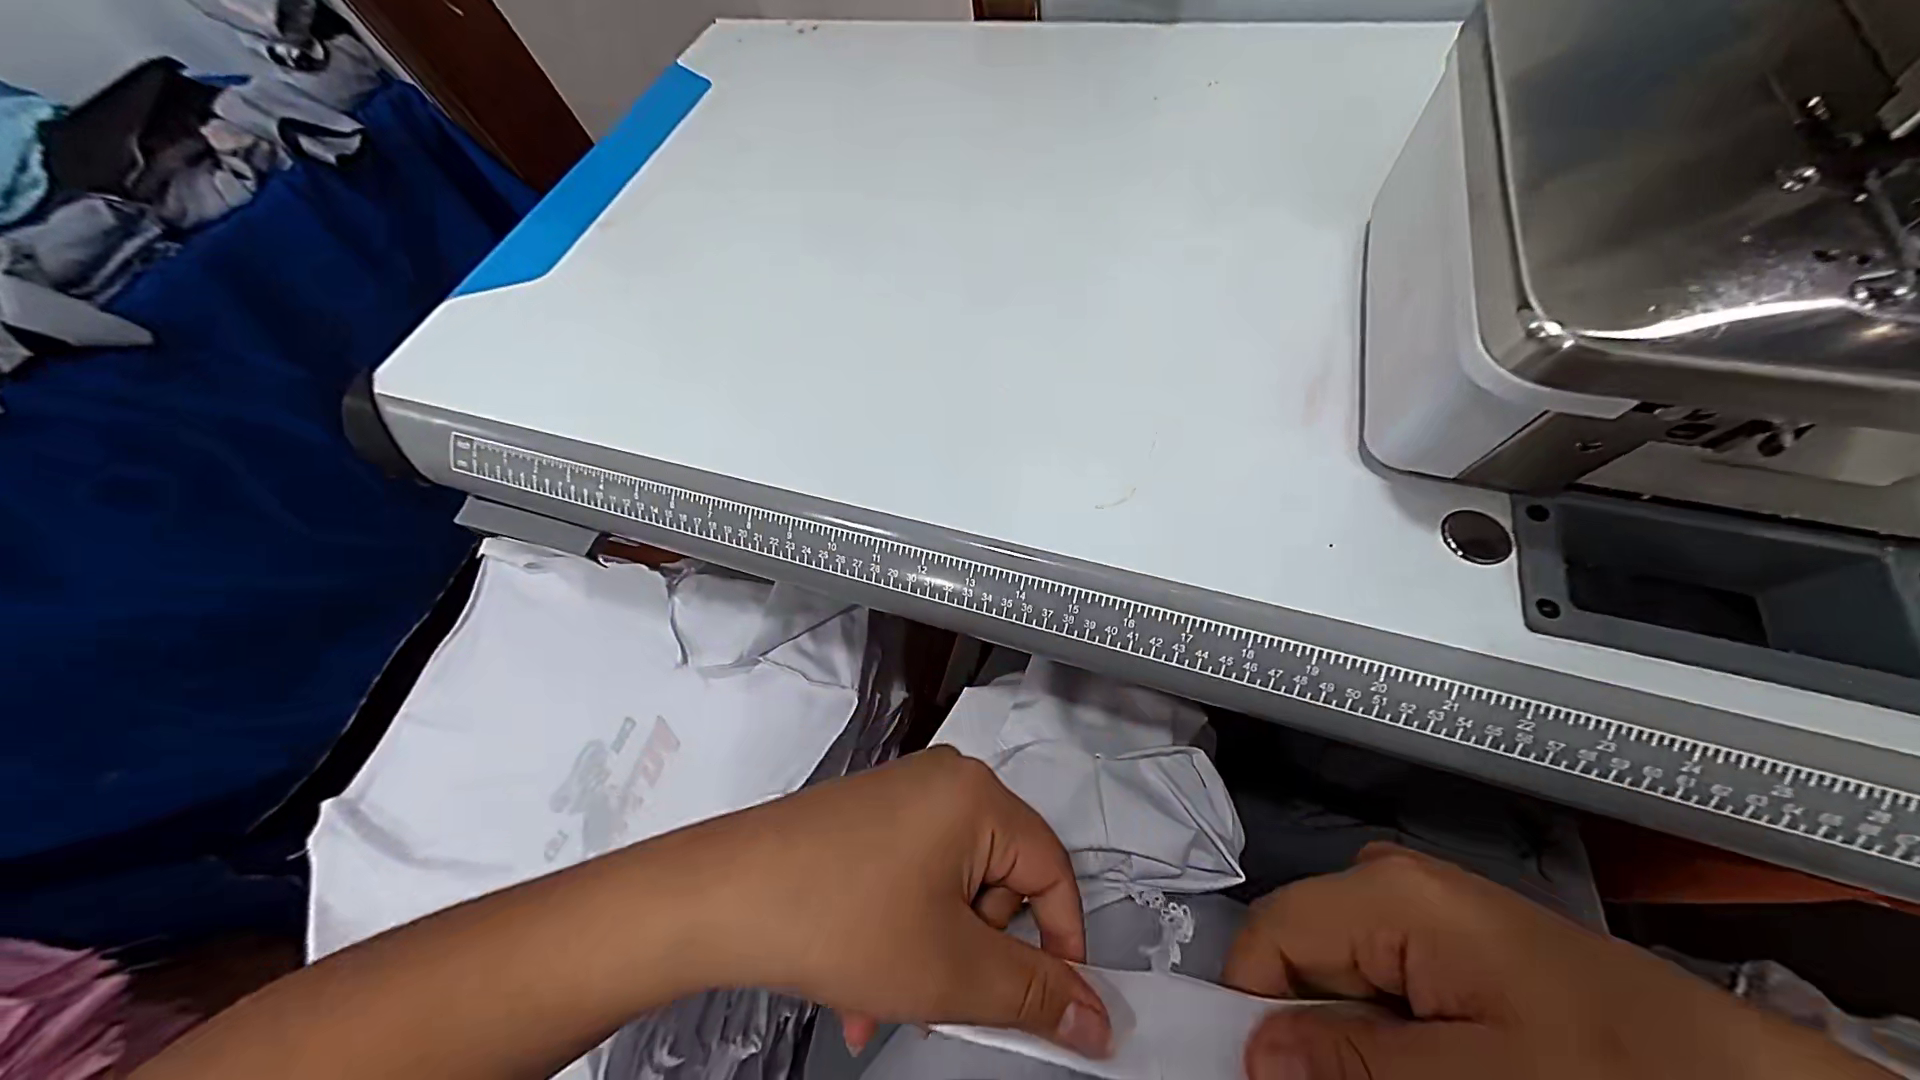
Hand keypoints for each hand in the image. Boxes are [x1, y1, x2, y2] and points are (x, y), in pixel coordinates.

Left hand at [662, 746, 1113, 1057]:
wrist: (725, 897)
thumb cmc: (829, 912)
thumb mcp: (953, 970)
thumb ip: (1035, 994)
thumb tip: (1089, 1013)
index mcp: (977, 797)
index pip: (1053, 872)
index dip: (1060, 945)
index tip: (1053, 999)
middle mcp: (944, 783)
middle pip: (1001, 882)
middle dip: (979, 952)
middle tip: (948, 994)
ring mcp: (905, 796)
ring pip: (953, 888)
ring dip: (937, 953)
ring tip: (894, 999)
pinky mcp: (874, 816)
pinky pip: (916, 877)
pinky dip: (906, 931)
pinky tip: (868, 987)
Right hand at [1224, 844, 1887, 1079]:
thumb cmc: (1620, 1071)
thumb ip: (1358, 1064)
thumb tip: (1255, 1057)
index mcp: (1384, 890)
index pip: (1268, 934)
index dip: (1251, 1006)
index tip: (1266, 1079)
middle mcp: (1386, 881)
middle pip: (1299, 954)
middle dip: (1311, 1032)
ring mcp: (1415, 910)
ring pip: (1335, 978)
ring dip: (1348, 1044)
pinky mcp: (1442, 942)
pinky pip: (1377, 987)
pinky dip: (1384, 1040)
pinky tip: (1427, 1069)